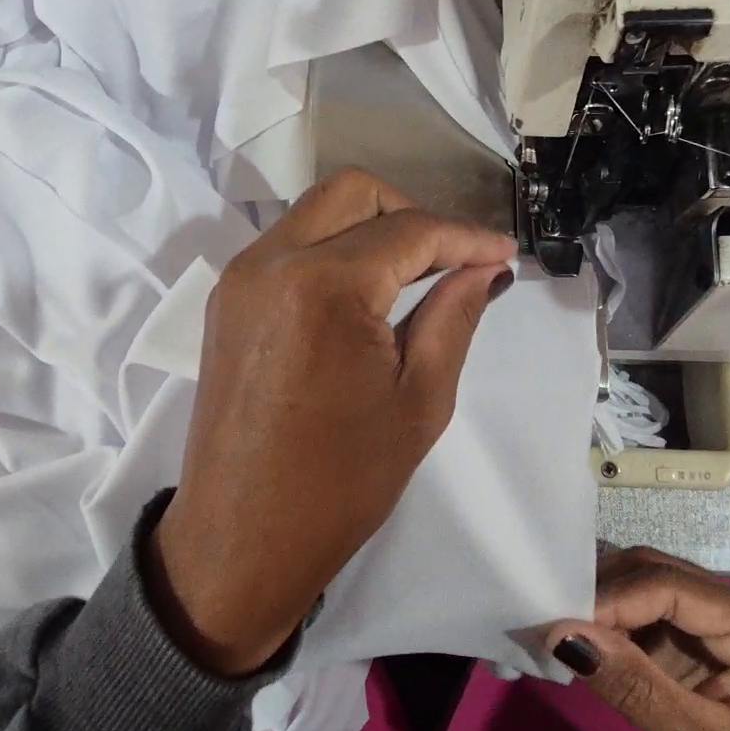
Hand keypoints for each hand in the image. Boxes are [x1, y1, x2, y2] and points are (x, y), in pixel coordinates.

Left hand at [147, 169, 514, 675]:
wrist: (240, 537)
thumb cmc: (339, 484)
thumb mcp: (419, 401)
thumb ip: (454, 315)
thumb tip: (483, 267)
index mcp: (322, 285)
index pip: (407, 230)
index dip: (464, 236)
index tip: (503, 255)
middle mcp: (270, 262)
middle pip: (351, 193)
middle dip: (411, 213)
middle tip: (451, 261)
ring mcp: (239, 279)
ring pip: (315, 214)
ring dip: (369, 229)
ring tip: (414, 277)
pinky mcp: (225, 301)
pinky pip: (287, 248)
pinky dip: (331, 252)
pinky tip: (363, 295)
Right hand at [546, 549, 729, 730]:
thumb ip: (633, 686)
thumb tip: (561, 632)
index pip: (676, 587)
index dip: (615, 598)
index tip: (563, 624)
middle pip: (661, 573)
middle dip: (606, 593)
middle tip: (557, 620)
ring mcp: (728, 621)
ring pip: (649, 583)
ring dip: (605, 603)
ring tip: (566, 628)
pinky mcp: (703, 638)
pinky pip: (648, 610)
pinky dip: (615, 620)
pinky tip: (589, 639)